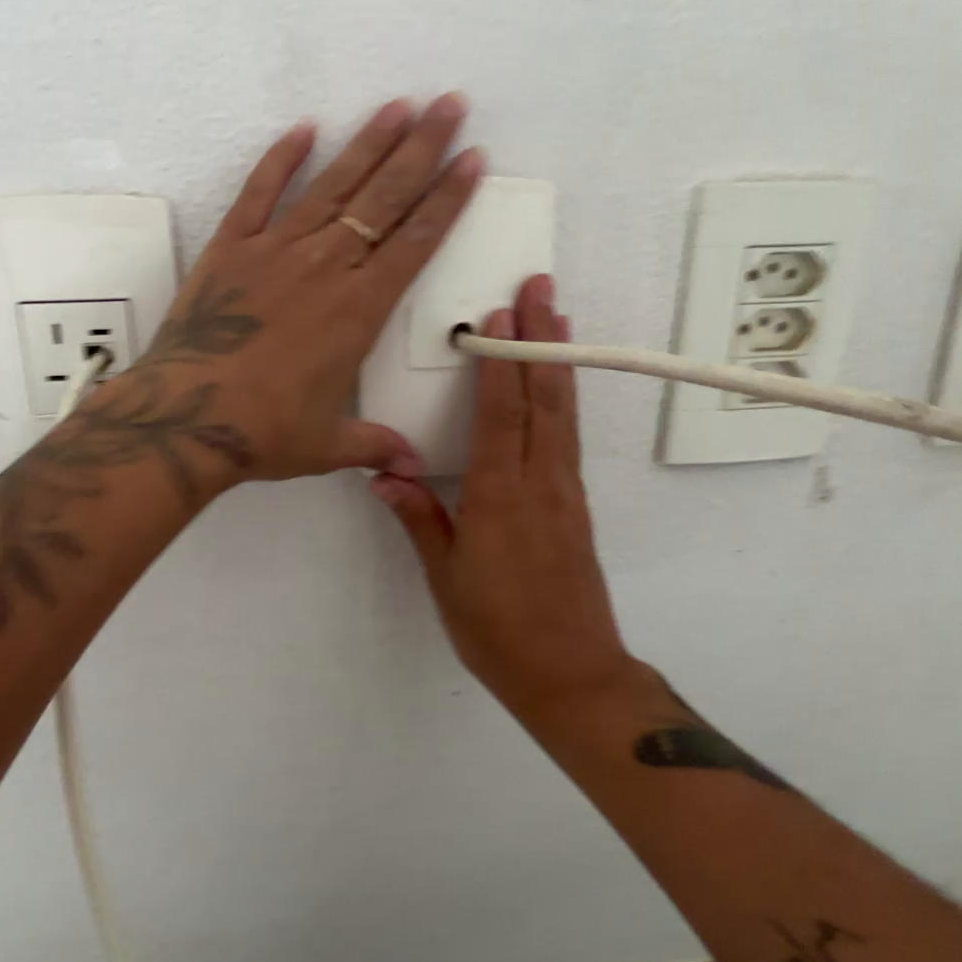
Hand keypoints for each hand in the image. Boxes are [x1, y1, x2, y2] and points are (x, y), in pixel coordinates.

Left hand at [134, 95, 483, 483]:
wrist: (187, 418)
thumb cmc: (263, 434)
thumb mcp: (327, 446)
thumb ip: (373, 445)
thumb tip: (411, 466)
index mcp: (358, 311)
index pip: (416, 243)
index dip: (447, 200)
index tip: (472, 161)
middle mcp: (325, 268)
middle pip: (383, 198)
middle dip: (422, 149)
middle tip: (451, 106)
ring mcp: (275, 252)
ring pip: (332, 186)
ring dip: (368, 144)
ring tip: (398, 106)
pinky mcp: (229, 250)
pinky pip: (258, 193)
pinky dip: (281, 160)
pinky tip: (304, 129)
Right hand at [370, 275, 636, 708]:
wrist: (569, 673)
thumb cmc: (497, 629)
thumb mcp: (447, 578)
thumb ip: (421, 520)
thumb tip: (385, 475)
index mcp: (500, 498)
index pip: (501, 415)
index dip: (499, 362)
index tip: (498, 314)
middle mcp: (540, 485)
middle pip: (543, 400)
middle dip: (541, 340)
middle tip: (541, 288)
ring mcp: (565, 495)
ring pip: (562, 415)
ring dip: (558, 363)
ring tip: (557, 318)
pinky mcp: (576, 509)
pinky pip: (567, 440)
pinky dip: (562, 402)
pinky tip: (556, 389)